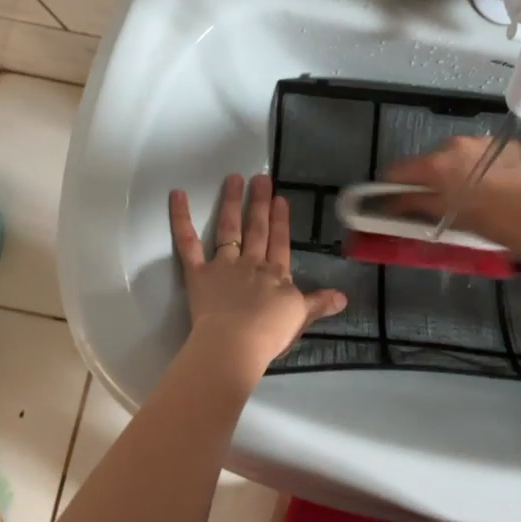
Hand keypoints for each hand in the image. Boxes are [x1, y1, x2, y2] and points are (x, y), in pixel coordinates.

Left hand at [169, 174, 346, 379]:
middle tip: (260, 178)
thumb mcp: (300, 318)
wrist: (237, 343)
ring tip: (233, 179)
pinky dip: (181, 218)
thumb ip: (318, 304)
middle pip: (257, 229)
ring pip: (228, 228)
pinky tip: (177, 195)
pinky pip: (187, 243)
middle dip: (259, 203)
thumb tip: (343, 297)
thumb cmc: (269, 334)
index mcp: (276, 274)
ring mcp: (224, 265)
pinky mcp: (198, 273)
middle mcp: (251, 263)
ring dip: (232, 202)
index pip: (280, 242)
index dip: (281, 221)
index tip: (280, 199)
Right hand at [383, 136, 520, 238]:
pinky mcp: (505, 144)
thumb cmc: (485, 221)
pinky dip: (483, 165)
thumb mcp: (445, 215)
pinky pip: (484, 153)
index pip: (399, 169)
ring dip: (458, 169)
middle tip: (441, 199)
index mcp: (435, 164)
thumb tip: (388, 203)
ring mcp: (481, 141)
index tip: (393, 196)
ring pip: (458, 154)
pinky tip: (494, 183)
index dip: (392, 183)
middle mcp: (454, 145)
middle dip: (431, 177)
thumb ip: (412, 204)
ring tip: (471, 192)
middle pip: (430, 160)